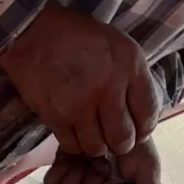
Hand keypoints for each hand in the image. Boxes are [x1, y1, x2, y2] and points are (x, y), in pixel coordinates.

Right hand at [0, 4, 159, 158]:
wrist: (36, 36)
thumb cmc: (80, 38)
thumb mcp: (119, 46)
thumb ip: (131, 76)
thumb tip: (137, 109)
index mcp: (129, 68)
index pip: (147, 113)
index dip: (144, 130)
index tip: (139, 133)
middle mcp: (108, 89)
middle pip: (122, 136)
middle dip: (122, 144)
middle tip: (116, 143)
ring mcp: (80, 106)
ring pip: (96, 146)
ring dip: (98, 148)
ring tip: (95, 140)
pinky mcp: (55, 117)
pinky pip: (72, 144)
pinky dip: (76, 145)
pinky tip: (76, 136)